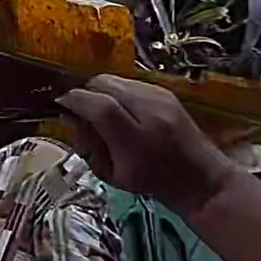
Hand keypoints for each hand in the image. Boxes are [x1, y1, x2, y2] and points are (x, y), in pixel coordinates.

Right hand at [57, 75, 247, 214]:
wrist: (201, 179)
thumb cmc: (152, 182)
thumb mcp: (110, 173)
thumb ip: (86, 144)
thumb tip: (69, 116)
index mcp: (136, 141)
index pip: (98, 106)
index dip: (73, 100)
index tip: (60, 104)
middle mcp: (150, 112)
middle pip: (102, 83)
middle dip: (83, 92)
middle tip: (78, 107)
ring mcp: (159, 97)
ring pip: (112, 78)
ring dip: (98, 90)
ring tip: (98, 108)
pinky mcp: (164, 91)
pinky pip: (127, 82)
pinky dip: (114, 90)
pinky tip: (117, 106)